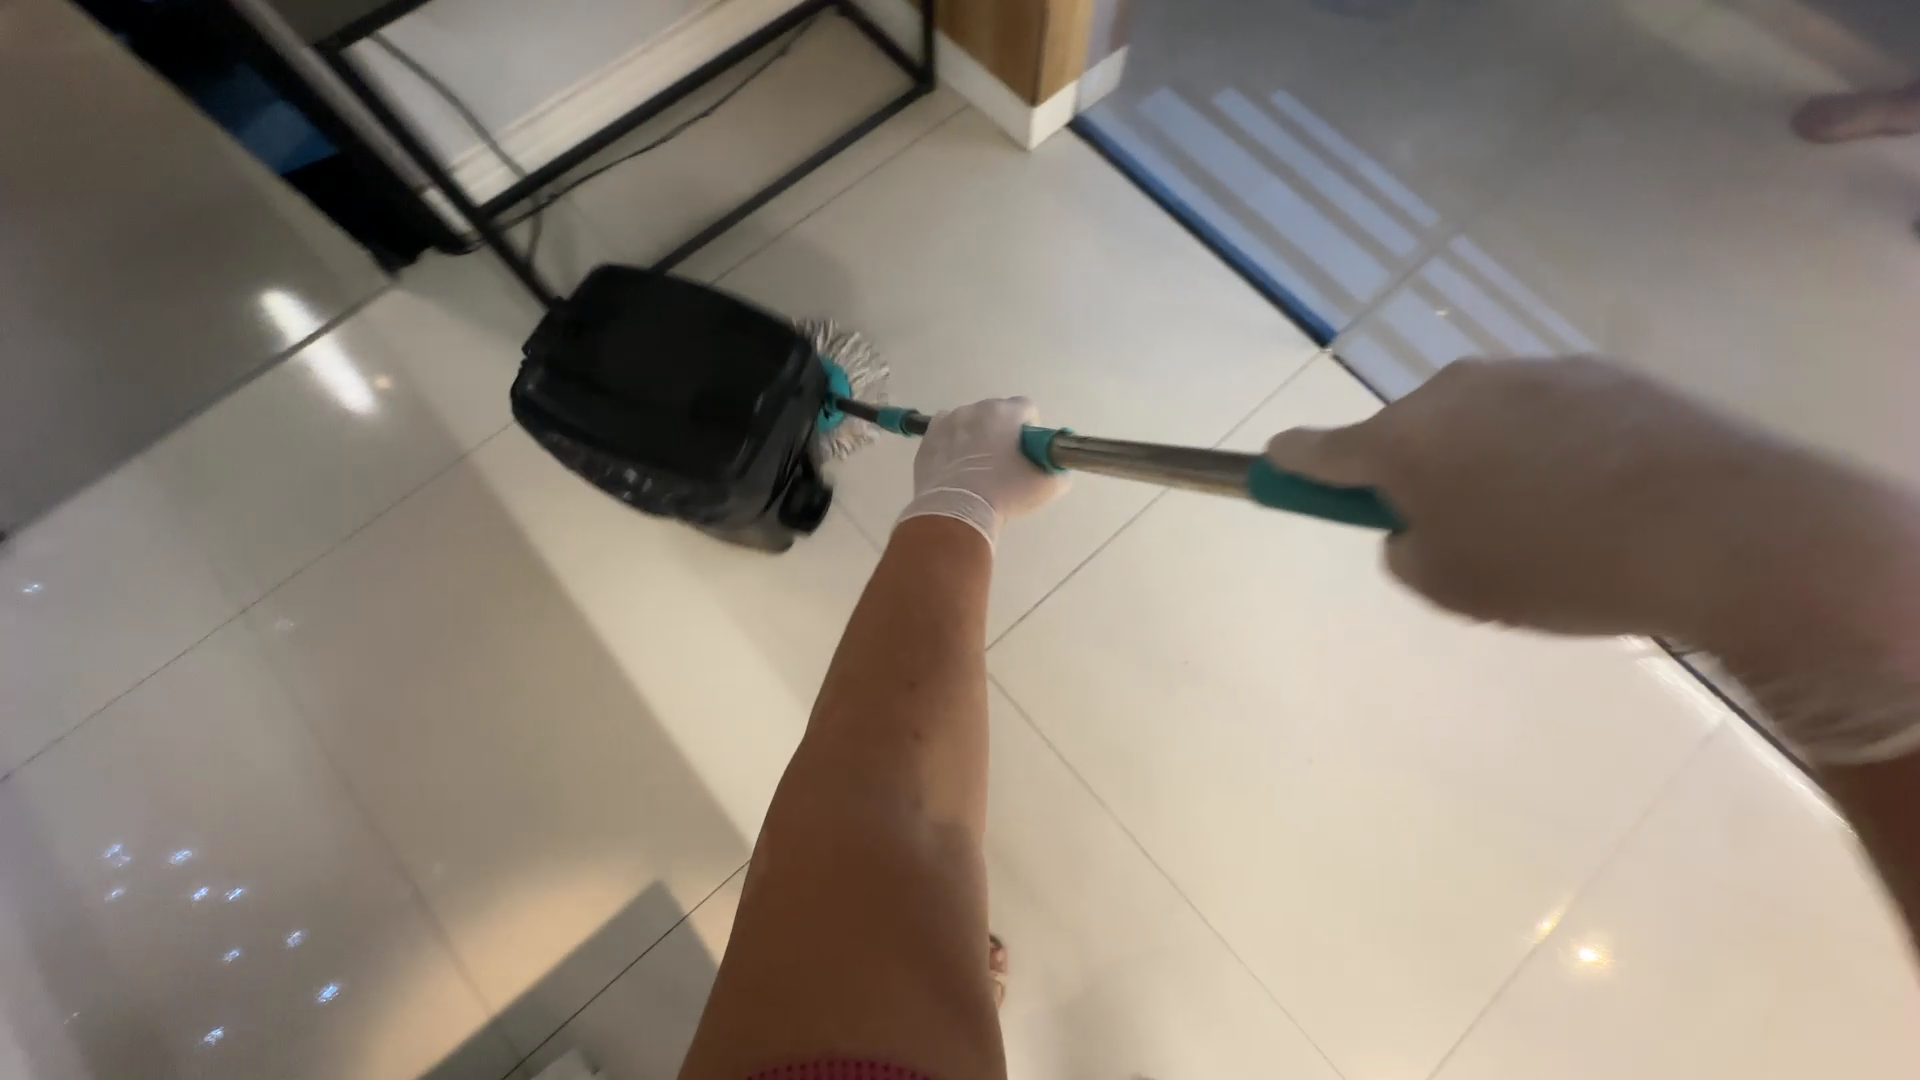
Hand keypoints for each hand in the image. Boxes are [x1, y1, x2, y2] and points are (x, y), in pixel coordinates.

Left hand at [899, 397, 1067, 545]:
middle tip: (1003, 464)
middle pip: (995, 413)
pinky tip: (955, 469)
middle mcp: (975, 409)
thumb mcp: (1045, 486)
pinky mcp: (926, 440)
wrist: (955, 512)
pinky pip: (944, 435)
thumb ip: (1057, 471)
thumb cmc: (1004, 494)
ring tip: (976, 469)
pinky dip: (951, 446)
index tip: (1029, 451)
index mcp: (1005, 412)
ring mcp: (947, 422)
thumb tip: (1056, 470)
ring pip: (968, 423)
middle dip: (1002, 432)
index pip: (1027, 408)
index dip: (1030, 429)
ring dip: (975, 437)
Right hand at [1265, 357, 1917, 646]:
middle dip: (1408, 472)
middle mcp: (1453, 391)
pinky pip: (1538, 414)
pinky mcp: (1599, 373)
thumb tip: (1412, 520)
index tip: (1271, 467)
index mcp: (1401, 441)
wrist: (1733, 533)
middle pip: (1401, 432)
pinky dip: (1541, 448)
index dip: (1287, 464)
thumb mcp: (1448, 585)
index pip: (1313, 449)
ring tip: (1543, 517)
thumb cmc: (1555, 567)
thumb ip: (1402, 547)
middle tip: (1452, 527)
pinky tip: (1592, 492)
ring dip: (1478, 459)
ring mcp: (1529, 374)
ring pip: (1472, 421)